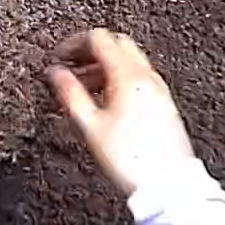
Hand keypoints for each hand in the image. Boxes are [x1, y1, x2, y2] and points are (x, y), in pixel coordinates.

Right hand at [46, 28, 195, 195]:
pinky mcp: (163, 102)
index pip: (99, 39)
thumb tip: (55, 73)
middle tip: (71, 65)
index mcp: (127, 75)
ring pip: (128, 59)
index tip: (59, 56)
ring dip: (104, 64)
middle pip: (116, 43)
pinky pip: (138, 76)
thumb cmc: (131, 160)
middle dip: (90, 50)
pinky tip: (106, 99)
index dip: (74, 43)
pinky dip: (118, 77)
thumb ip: (70, 94)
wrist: (169, 186)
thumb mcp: (90, 127)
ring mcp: (157, 88)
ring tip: (83, 85)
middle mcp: (145, 76)